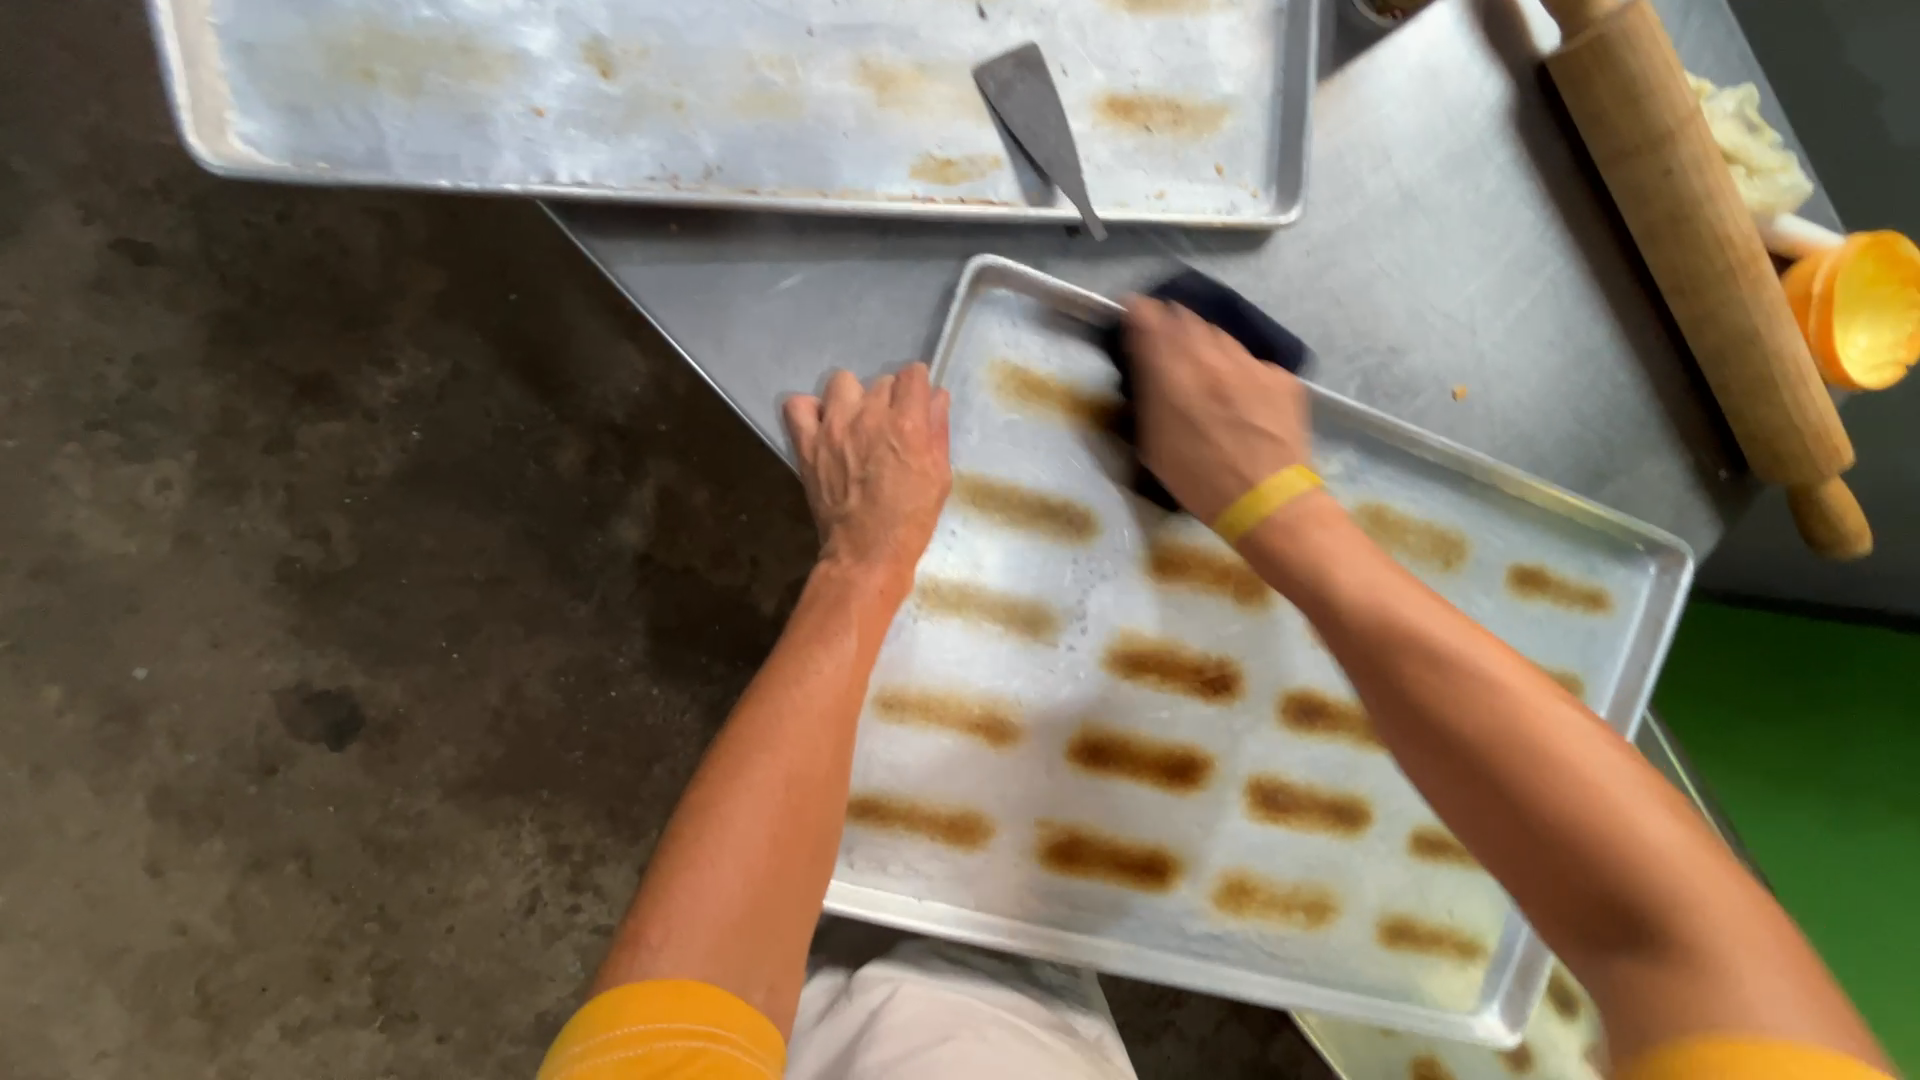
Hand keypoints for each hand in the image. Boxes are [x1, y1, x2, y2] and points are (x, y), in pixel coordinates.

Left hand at [783, 364, 951, 586]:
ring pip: (842, 383)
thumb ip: (937, 431)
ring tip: (856, 424)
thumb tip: (937, 396)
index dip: (918, 388)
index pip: (913, 374)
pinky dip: (811, 411)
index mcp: (906, 424)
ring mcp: (833, 428)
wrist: (866, 553)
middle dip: (890, 399)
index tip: (916, 404)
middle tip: (890, 428)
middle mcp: (868, 417)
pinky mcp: (807, 444)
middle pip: (881, 381)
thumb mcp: (939, 477)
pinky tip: (824, 427)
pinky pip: (799, 405)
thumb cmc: (911, 520)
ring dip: (853, 399)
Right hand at [1125, 297, 1313, 523]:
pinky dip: (1236, 367)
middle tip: (1163, 329)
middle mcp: (1212, 360)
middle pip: (1188, 320)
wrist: (1265, 500)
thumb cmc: (1198, 481)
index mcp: (1174, 377)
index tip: (1134, 308)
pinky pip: (1250, 361)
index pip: (1153, 323)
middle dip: (1172, 320)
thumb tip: (1145, 363)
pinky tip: (1235, 387)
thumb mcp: (1155, 443)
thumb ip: (1149, 395)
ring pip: (1220, 336)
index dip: (1141, 311)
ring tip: (1198, 354)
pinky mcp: (1281, 377)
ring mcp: (1251, 365)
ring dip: (1204, 339)